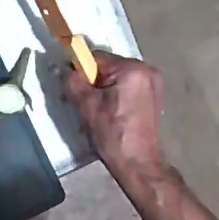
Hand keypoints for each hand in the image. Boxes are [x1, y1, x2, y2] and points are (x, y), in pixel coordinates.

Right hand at [63, 51, 169, 185]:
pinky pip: (128, 87)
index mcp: (132, 69)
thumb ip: (74, 82)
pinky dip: (116, 94)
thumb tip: (64, 70)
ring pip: (118, 77)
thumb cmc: (112, 134)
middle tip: (83, 101)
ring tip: (97, 110)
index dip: (80, 69)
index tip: (71, 85)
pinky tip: (111, 112)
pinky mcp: (154, 96)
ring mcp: (154, 83)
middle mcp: (147, 70)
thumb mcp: (87, 106)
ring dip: (104, 88)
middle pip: (109, 66)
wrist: (138, 163)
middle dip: (93, 80)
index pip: (97, 57)